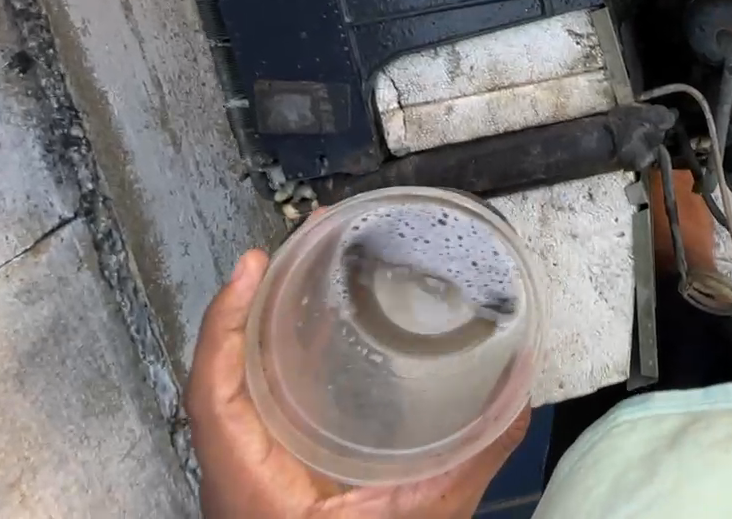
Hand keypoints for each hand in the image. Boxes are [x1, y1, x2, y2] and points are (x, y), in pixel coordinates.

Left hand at [186, 250, 530, 518]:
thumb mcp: (427, 518)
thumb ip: (475, 453)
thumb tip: (518, 386)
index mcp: (255, 487)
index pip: (213, 396)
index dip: (224, 325)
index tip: (252, 265)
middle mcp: (241, 473)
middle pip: (226, 373)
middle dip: (257, 299)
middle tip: (305, 241)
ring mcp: (254, 472)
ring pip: (244, 384)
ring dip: (272, 320)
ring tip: (313, 264)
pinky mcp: (275, 471)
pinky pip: (265, 399)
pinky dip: (288, 353)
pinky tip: (325, 326)